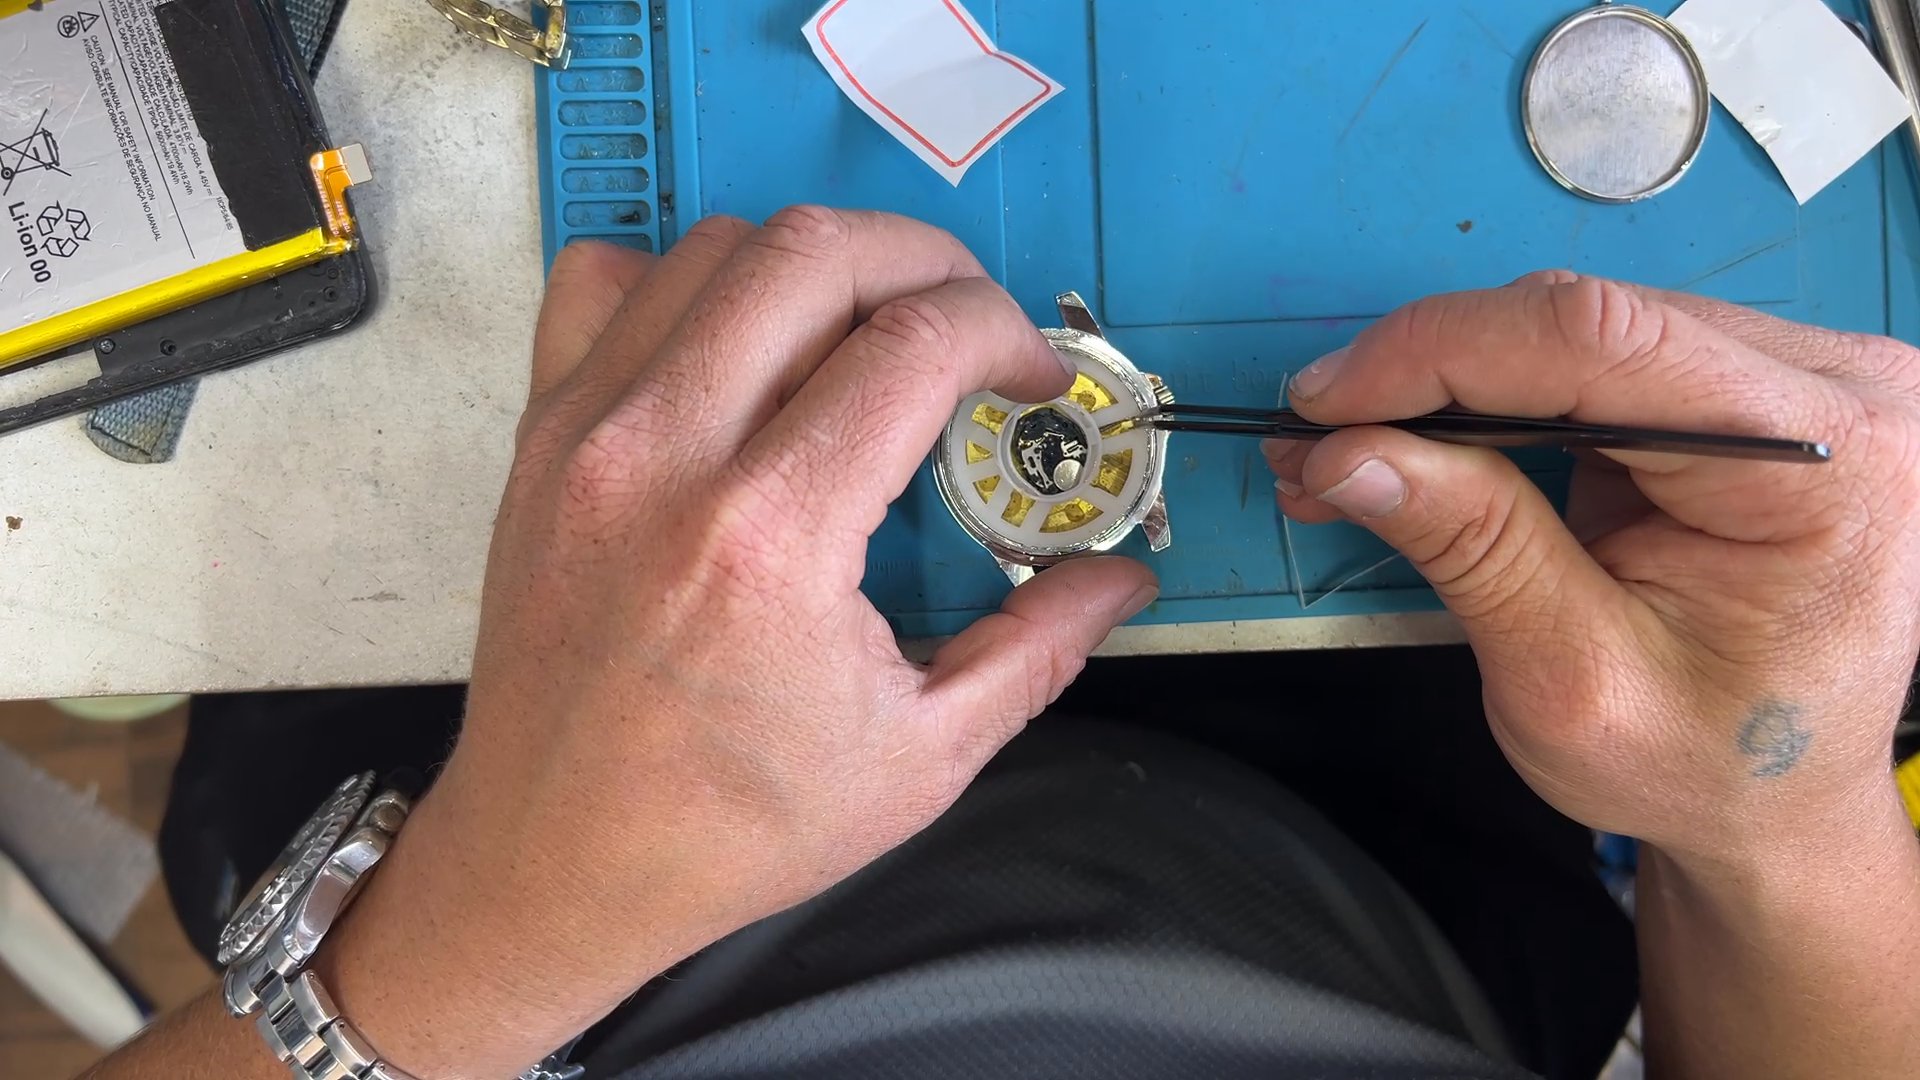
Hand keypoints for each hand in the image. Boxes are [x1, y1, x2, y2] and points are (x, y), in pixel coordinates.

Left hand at [314, 209, 1155, 1077]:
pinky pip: (606, 281)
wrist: (553, 862)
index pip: (915, 345)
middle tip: (972, 323)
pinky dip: (689, 279)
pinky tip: (736, 343)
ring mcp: (587, 433)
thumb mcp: (919, 758)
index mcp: (774, 538)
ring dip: (823, 266)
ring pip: (719, 248)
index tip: (1031, 373)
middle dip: (928, 263)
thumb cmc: (732, 826)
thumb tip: (1119, 579)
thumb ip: (1039, 649)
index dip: (1003, 333)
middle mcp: (666, 455)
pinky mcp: (543, 438)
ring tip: (871, 333)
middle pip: (817, 254)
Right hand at [1264, 272, 1919, 863]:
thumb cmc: (1687, 761)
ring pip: (1544, 338)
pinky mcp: (1708, 406)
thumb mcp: (1562, 672)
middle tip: (1303, 444)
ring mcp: (1767, 387)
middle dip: (1407, 380)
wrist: (1762, 798)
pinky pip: (1552, 374)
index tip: (1313, 409)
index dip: (1429, 354)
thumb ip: (1469, 546)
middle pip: (1566, 325)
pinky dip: (1451, 415)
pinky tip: (1389, 455)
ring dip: (1417, 397)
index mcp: (1816, 463)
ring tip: (1329, 462)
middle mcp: (1815, 390)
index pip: (1593, 342)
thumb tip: (1342, 454)